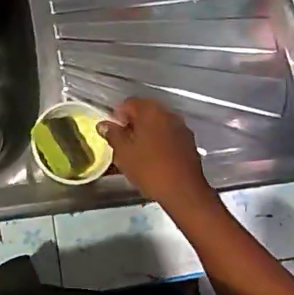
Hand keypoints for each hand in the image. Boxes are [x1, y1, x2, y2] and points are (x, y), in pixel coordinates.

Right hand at [97, 98, 212, 211]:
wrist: (183, 191)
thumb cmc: (149, 169)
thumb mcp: (124, 152)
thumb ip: (113, 134)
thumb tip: (104, 124)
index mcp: (150, 112)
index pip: (129, 103)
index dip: (118, 116)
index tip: (112, 132)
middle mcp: (168, 114)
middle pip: (146, 111)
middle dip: (133, 123)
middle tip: (123, 141)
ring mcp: (181, 127)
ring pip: (158, 123)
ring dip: (147, 132)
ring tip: (137, 150)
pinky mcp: (189, 142)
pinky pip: (169, 134)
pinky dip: (159, 140)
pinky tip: (154, 156)